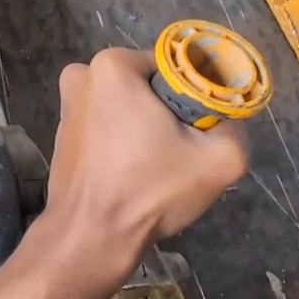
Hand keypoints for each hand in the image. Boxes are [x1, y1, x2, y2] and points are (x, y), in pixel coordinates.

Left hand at [42, 47, 247, 287]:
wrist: (91, 234)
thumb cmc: (150, 189)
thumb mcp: (221, 158)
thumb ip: (234, 123)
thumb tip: (225, 117)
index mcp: (113, 65)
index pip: (173, 67)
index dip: (194, 96)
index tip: (201, 128)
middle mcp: (83, 74)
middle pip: (148, 85)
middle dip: (169, 112)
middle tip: (182, 150)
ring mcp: (68, 103)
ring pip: (129, 106)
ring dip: (146, 128)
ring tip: (157, 165)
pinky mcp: (64, 130)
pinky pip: (109, 124)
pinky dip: (125, 140)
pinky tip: (134, 170)